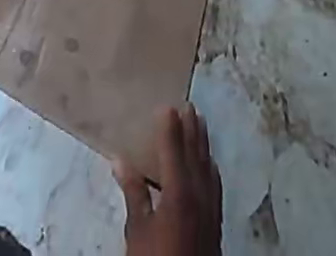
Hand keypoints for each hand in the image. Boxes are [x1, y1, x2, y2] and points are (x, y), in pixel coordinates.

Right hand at [115, 105, 221, 255]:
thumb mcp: (137, 231)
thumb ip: (133, 193)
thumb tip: (119, 160)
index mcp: (178, 192)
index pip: (174, 150)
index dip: (170, 128)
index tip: (167, 105)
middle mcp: (199, 194)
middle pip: (196, 153)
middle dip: (191, 129)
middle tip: (188, 105)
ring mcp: (210, 207)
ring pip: (208, 165)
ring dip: (203, 143)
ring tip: (200, 122)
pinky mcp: (215, 221)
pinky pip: (215, 183)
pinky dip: (211, 166)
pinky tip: (210, 163)